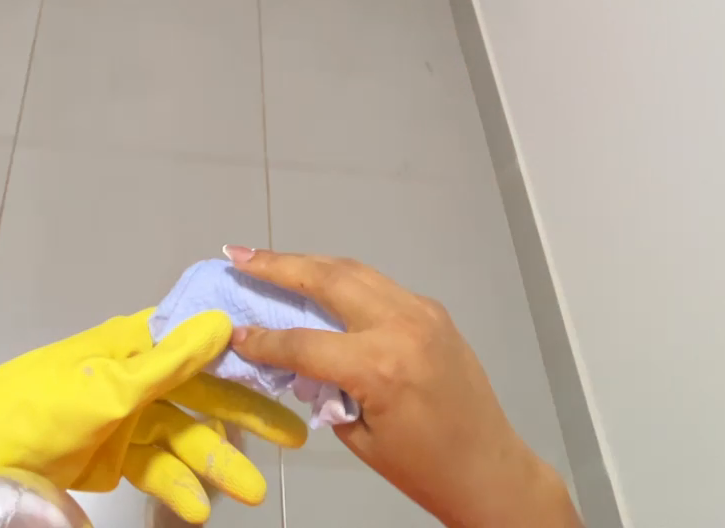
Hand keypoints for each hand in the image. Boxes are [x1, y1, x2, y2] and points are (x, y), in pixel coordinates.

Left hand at [0, 309, 306, 527]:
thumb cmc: (33, 413)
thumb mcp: (103, 390)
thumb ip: (164, 362)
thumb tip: (219, 319)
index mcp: (127, 343)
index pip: (195, 336)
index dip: (239, 348)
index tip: (285, 362)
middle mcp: (128, 372)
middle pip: (198, 389)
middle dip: (242, 413)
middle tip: (295, 436)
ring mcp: (118, 415)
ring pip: (180, 435)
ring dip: (214, 462)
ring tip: (253, 494)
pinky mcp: (106, 454)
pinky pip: (154, 466)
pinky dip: (177, 485)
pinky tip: (200, 510)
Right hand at [224, 248, 578, 527]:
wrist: (492, 470)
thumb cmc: (422, 467)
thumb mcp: (358, 435)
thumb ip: (322, 385)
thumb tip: (289, 352)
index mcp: (380, 367)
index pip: (304, 343)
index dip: (264, 339)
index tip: (233, 331)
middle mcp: (399, 325)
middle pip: (326, 280)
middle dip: (277, 265)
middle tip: (237, 254)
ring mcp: (419, 309)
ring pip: (350, 269)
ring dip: (306, 262)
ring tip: (266, 258)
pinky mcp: (430, 307)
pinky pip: (375, 283)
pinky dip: (340, 277)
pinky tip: (316, 279)